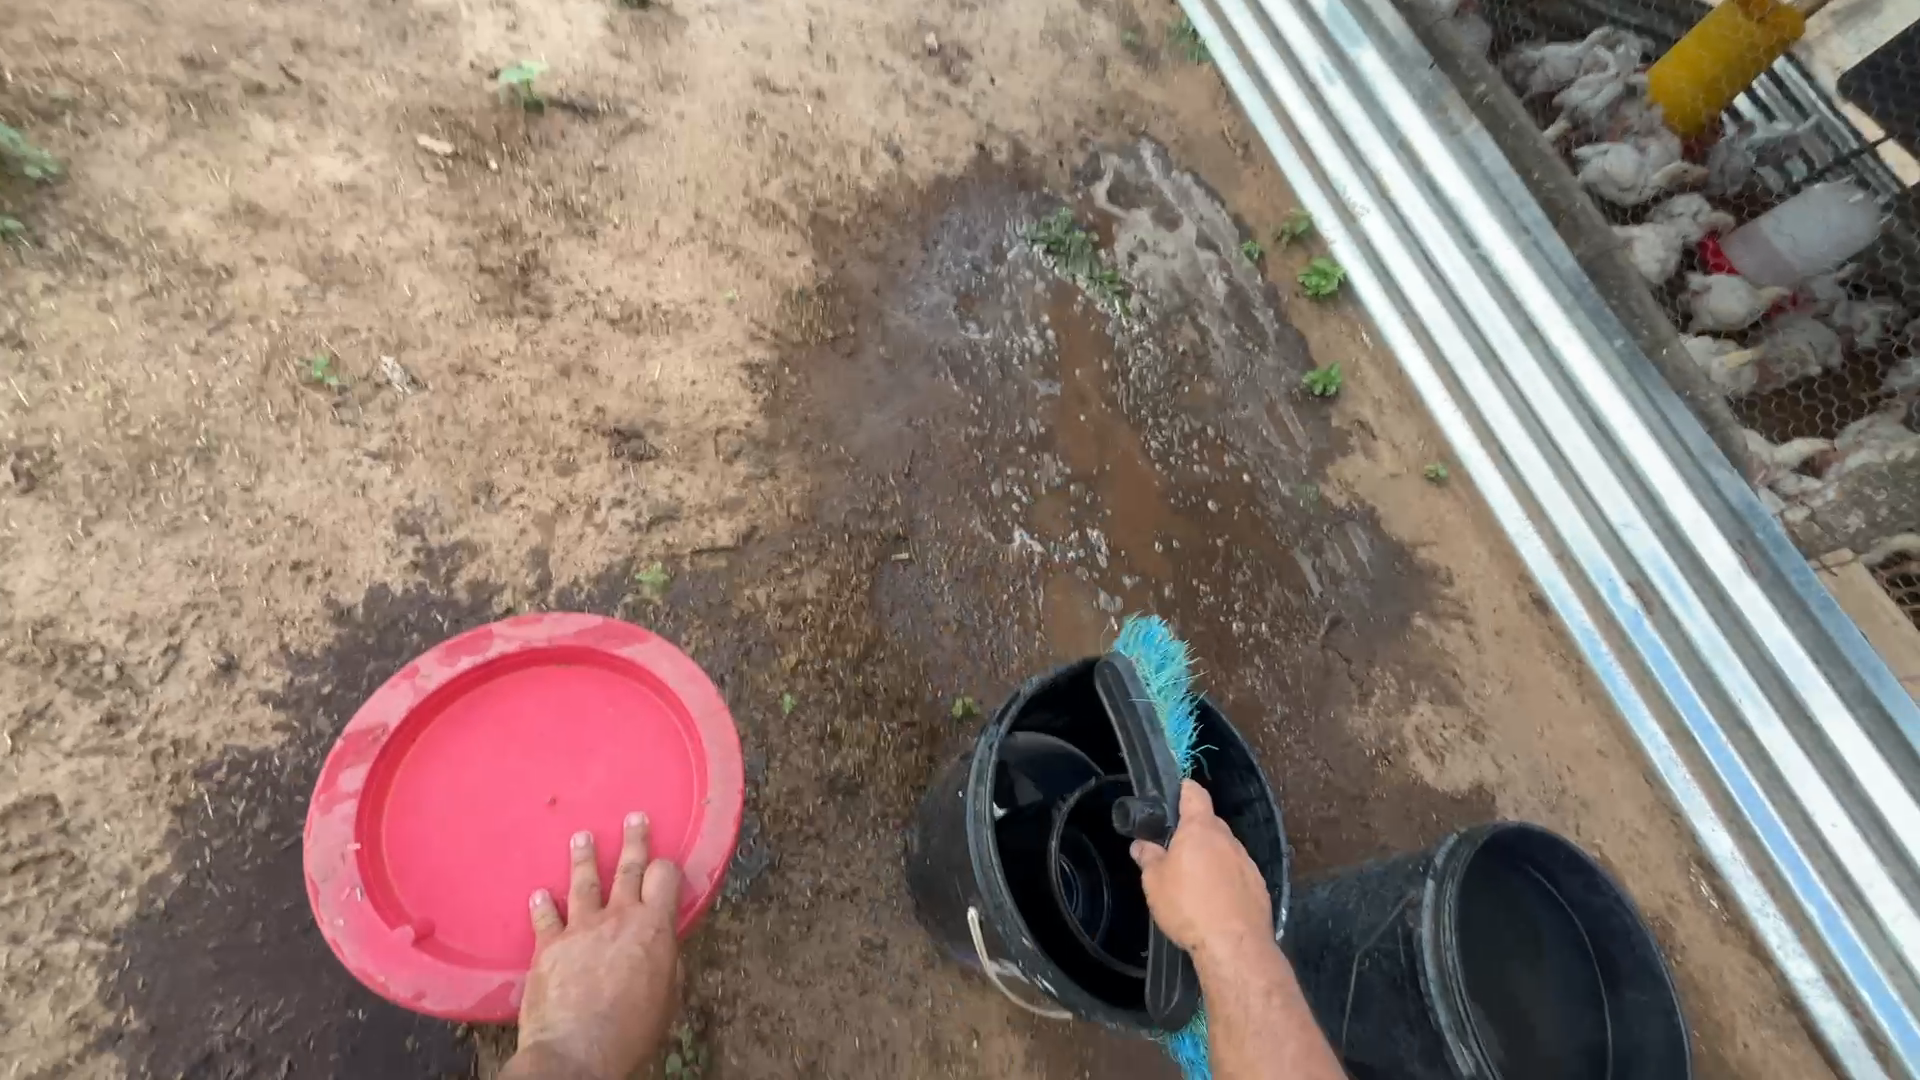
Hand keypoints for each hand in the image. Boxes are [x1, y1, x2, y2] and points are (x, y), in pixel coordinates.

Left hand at [510, 812, 681, 1079]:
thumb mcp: (668, 995)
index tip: (664, 862)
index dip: (666, 866)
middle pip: (629, 866)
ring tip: (582, 837)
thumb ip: (667, 960)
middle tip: (634, 817)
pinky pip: (545, 919)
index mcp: (654, 926)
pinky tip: (538, 895)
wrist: (576, 1056)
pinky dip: (542, 906)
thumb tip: (664, 946)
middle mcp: (620, 917)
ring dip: (584, 857)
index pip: (665, 875)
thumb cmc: (632, 1032)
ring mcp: (582, 929)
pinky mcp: (549, 948)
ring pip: (585, 881)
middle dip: (634, 839)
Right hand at [1130, 780, 1272, 962]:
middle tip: (1175, 850)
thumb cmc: (1188, 906)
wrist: (1234, 948)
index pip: (1195, 794)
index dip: (1184, 790)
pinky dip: (1227, 880)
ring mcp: (1247, 864)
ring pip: (1225, 850)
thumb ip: (1148, 857)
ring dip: (1212, 858)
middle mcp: (1228, 840)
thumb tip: (1141, 845)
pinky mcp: (1259, 888)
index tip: (1175, 793)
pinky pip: (1238, 874)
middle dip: (1194, 832)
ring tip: (1195, 881)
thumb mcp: (1154, 881)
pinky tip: (1216, 901)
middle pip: (1210, 824)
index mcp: (1200, 829)